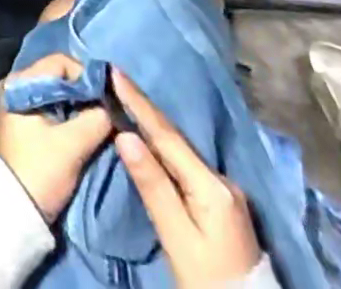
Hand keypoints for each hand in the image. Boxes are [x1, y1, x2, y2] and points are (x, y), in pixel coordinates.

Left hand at [0, 54, 113, 221]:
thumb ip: (97, 118)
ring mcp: (20, 103)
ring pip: (59, 93)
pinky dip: (72, 114)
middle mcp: (16, 86)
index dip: (86, 77)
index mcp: (19, 83)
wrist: (13, 214)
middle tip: (108, 109)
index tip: (106, 98)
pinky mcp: (27, 121)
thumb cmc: (40, 172)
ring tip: (101, 119)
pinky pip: (55, 106)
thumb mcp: (73, 144)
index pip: (60, 62)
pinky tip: (88, 127)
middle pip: (60, 76)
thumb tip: (115, 103)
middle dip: (86, 92)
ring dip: (81, 105)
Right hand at [111, 68, 263, 285]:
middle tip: (117, 78)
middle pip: (176, 139)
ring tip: (127, 99)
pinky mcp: (220, 204)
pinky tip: (150, 140)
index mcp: (212, 186)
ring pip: (181, 150)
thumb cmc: (208, 283)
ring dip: (153, 125)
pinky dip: (164, 147)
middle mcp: (221, 180)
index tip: (116, 73)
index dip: (139, 103)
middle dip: (145, 108)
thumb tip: (126, 136)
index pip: (167, 136)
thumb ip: (153, 186)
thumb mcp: (177, 238)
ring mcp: (225, 191)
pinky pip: (186, 165)